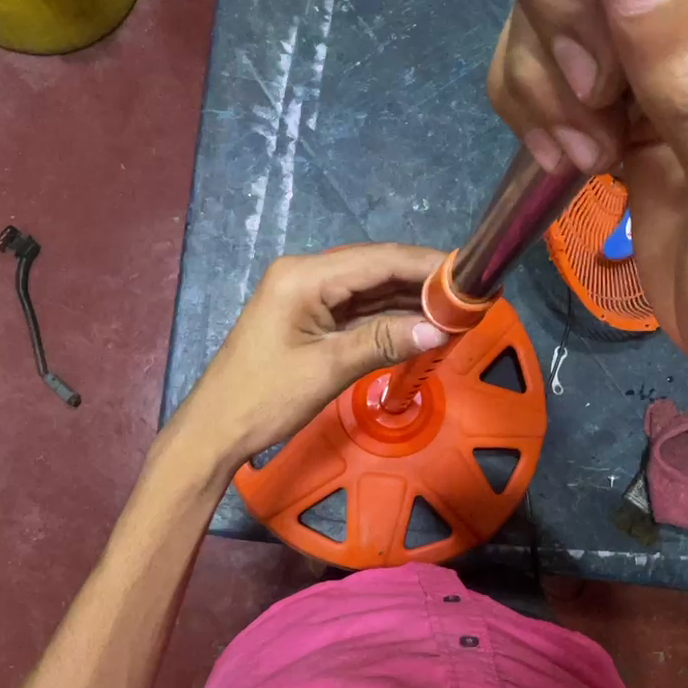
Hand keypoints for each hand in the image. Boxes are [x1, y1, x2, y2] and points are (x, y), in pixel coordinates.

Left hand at [174, 243, 448, 463]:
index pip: (379, 260)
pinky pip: (357, 309)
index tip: (470, 276)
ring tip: (455, 311)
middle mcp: (307, 274)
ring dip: (409, 300)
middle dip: (423, 282)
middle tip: (470, 296)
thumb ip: (383, 342)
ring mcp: (307, 295)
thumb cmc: (265, 397)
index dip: (427, 266)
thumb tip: (439, 329)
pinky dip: (388, 317)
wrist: (217, 427)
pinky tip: (420, 325)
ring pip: (370, 289)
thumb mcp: (328, 369)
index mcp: (305, 276)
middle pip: (376, 269)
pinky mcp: (310, 317)